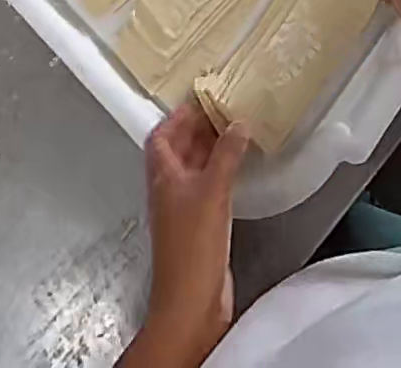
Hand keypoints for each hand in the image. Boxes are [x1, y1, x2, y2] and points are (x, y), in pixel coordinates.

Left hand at [139, 101, 247, 362]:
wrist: (192, 303)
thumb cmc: (193, 245)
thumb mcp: (212, 190)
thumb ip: (227, 153)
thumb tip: (238, 123)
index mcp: (163, 176)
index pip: (161, 135)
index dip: (177, 115)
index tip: (200, 97)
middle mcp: (169, 188)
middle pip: (178, 148)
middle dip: (198, 126)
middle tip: (224, 106)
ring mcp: (183, 207)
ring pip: (194, 165)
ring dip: (211, 146)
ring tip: (235, 128)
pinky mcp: (199, 223)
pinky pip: (208, 184)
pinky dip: (220, 169)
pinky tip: (238, 165)